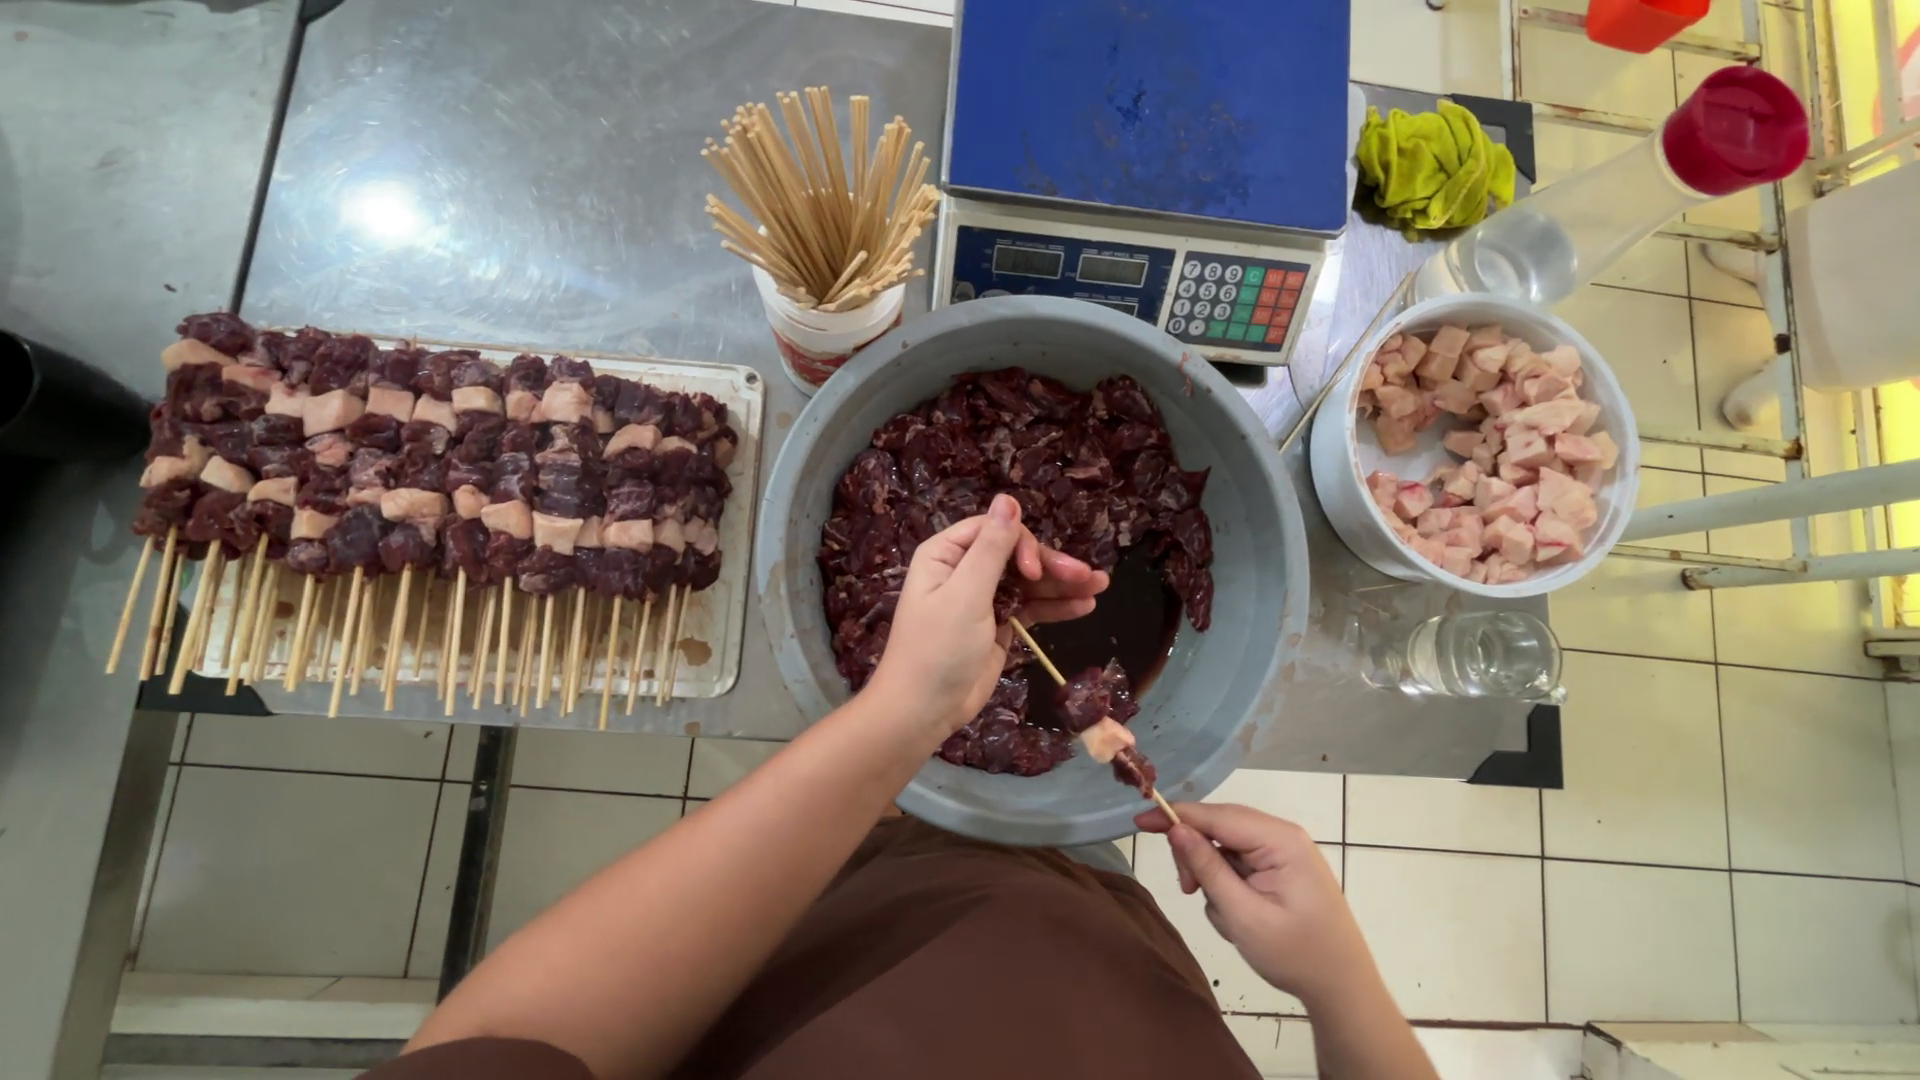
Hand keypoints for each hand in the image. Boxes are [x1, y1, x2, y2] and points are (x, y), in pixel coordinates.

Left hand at [866, 493, 1107, 734]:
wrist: (923, 710)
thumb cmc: (938, 649)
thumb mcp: (966, 594)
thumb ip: (991, 548)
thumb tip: (1008, 498)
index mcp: (946, 554)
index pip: (994, 530)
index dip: (1022, 544)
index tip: (1036, 572)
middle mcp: (964, 570)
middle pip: (1017, 555)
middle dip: (1051, 565)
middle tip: (1088, 576)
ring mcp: (983, 598)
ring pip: (1029, 582)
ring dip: (1062, 584)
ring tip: (1100, 587)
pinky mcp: (997, 625)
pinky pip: (1030, 608)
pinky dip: (1055, 607)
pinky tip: (1085, 606)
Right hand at [1136, 802, 1378, 1008]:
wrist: (1343, 990)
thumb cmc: (1296, 954)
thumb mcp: (1243, 915)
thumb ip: (1208, 868)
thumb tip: (1175, 829)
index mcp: (1280, 840)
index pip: (1216, 815)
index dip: (1175, 815)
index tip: (1140, 821)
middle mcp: (1282, 836)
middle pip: (1218, 826)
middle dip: (1196, 855)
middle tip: (1188, 891)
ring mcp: (1282, 851)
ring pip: (1225, 846)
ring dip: (1212, 876)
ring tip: (1224, 914)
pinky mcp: (1280, 868)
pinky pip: (1238, 862)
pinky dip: (1227, 884)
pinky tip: (1237, 914)